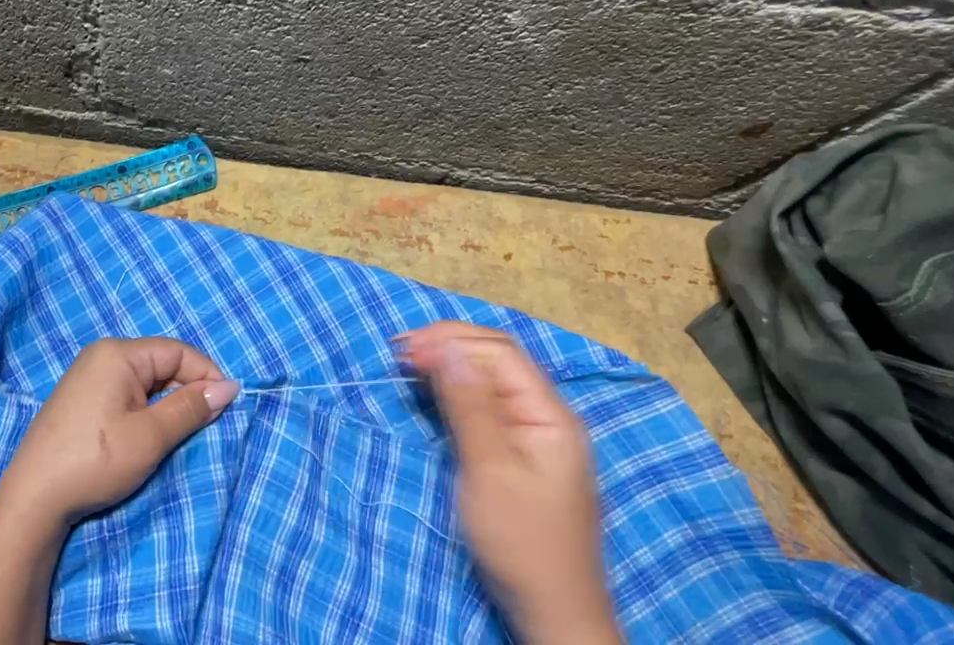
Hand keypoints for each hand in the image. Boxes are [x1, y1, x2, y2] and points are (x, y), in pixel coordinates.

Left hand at [4, 337, 241, 524]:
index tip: (228, 407)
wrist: (33, 497)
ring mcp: (88, 376)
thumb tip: (230, 387)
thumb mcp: (150, 436)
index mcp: (117, 353)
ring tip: (180, 436)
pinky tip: (150, 437)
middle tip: (205, 428)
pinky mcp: (83, 400)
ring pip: (146, 381)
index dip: (206, 375)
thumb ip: (191, 408)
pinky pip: (127, 394)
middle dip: (188, 391)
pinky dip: (147, 411)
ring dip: (168, 405)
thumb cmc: (95, 460)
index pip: (177, 351)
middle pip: (161, 363)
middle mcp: (102, 355)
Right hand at [400, 322, 621, 644]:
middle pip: (497, 358)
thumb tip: (444, 346)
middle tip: (399, 351)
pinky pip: (489, 404)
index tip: (403, 349)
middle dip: (449, 345)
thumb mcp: (489, 469)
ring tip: (409, 363)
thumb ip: (469, 405)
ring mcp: (536, 435)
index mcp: (550, 415)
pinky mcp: (521, 453)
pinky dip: (457, 390)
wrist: (553, 612)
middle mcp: (547, 416)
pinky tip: (434, 391)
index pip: (498, 352)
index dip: (450, 340)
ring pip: (491, 379)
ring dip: (450, 364)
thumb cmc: (520, 541)